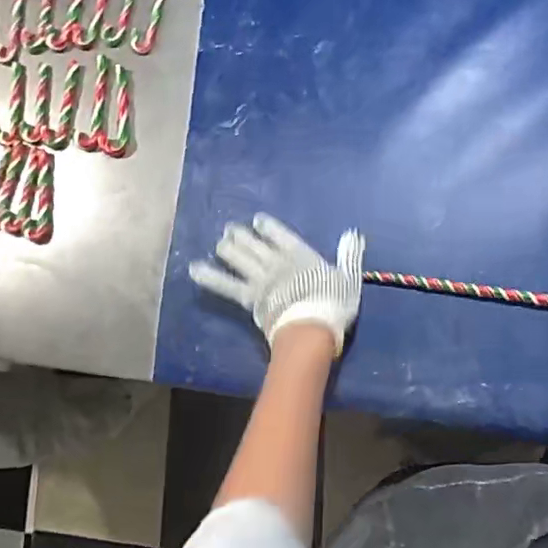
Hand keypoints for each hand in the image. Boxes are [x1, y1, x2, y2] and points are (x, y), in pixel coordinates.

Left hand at [188, 213, 364, 354]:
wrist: (312, 326)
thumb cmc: (334, 304)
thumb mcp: (348, 277)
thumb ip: (349, 255)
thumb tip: (354, 234)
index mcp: (301, 255)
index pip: (280, 235)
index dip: (268, 227)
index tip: (257, 221)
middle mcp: (276, 261)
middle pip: (253, 244)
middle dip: (241, 236)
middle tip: (230, 230)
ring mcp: (259, 278)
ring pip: (238, 257)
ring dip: (227, 249)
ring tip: (220, 244)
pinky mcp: (248, 296)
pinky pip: (225, 283)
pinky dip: (209, 276)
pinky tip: (194, 268)